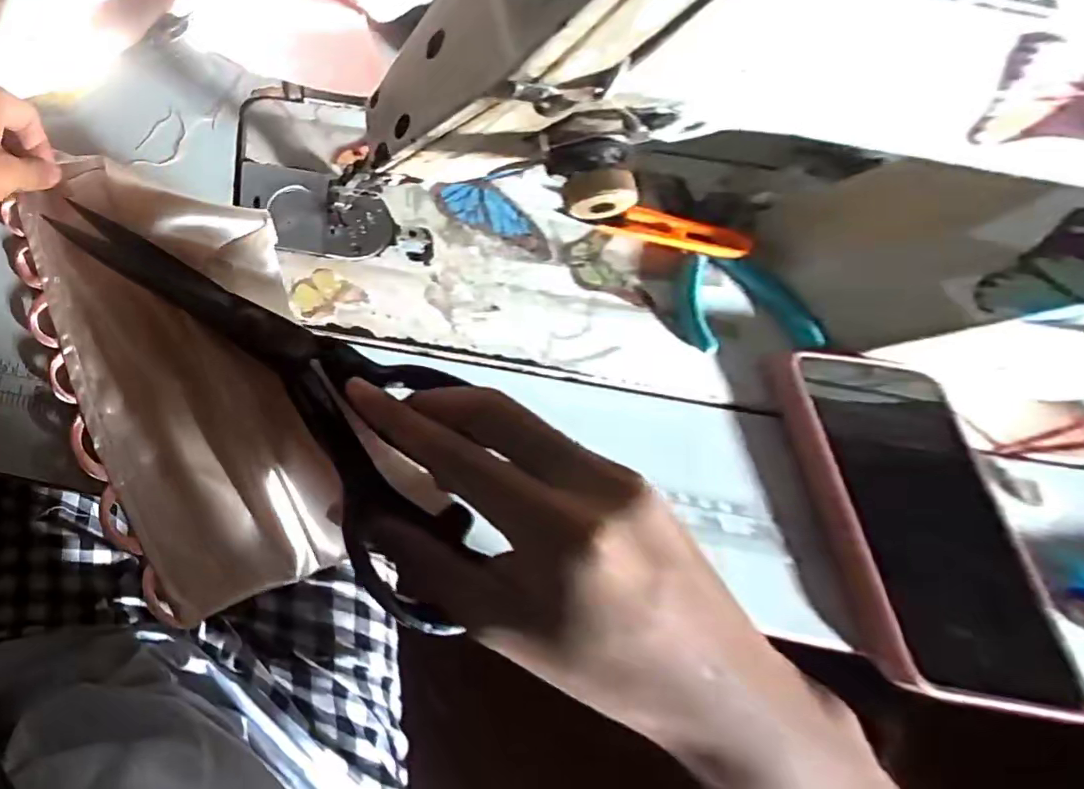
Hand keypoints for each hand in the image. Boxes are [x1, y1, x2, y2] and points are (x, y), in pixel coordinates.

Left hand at [0, 81, 60, 225]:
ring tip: (4, 198)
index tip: (45, 178)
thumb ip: (36, 173)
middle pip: (8, 128)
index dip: (44, 149)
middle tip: (27, 188)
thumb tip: (55, 173)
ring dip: (1, 170)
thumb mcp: (6, 177)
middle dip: (22, 161)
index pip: (32, 119)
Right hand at [344, 380, 892, 788]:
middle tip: (394, 412)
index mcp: (559, 532)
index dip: (399, 419)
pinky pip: (548, 441)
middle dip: (434, 400)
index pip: (458, 454)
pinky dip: (503, 441)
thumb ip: (425, 562)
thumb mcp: (499, 626)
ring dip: (467, 418)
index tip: (359, 390)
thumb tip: (367, 515)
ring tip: (432, 440)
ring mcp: (618, 475)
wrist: (725, 693)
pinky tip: (488, 469)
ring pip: (522, 420)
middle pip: (494, 409)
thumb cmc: (600, 671)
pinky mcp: (630, 477)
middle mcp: (593, 485)